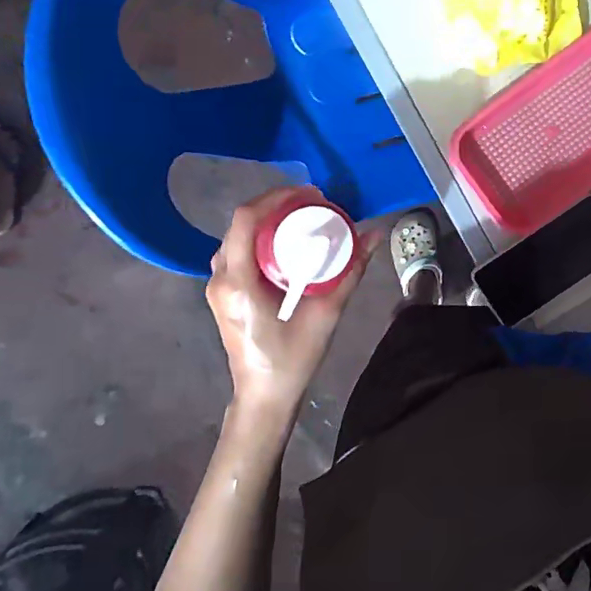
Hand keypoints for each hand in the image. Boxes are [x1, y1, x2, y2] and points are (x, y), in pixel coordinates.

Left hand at [206, 187, 373, 419]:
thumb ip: (350, 271)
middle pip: (240, 224)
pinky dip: (261, 240)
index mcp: (238, 282)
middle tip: (313, 204)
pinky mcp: (223, 294)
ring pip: (237, 238)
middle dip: (276, 205)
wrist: (264, 396)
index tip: (311, 195)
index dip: (278, 198)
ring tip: (301, 219)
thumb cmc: (293, 359)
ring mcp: (217, 287)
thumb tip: (374, 235)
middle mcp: (219, 279)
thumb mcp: (327, 313)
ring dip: (267, 222)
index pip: (247, 221)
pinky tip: (287, 245)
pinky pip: (238, 253)